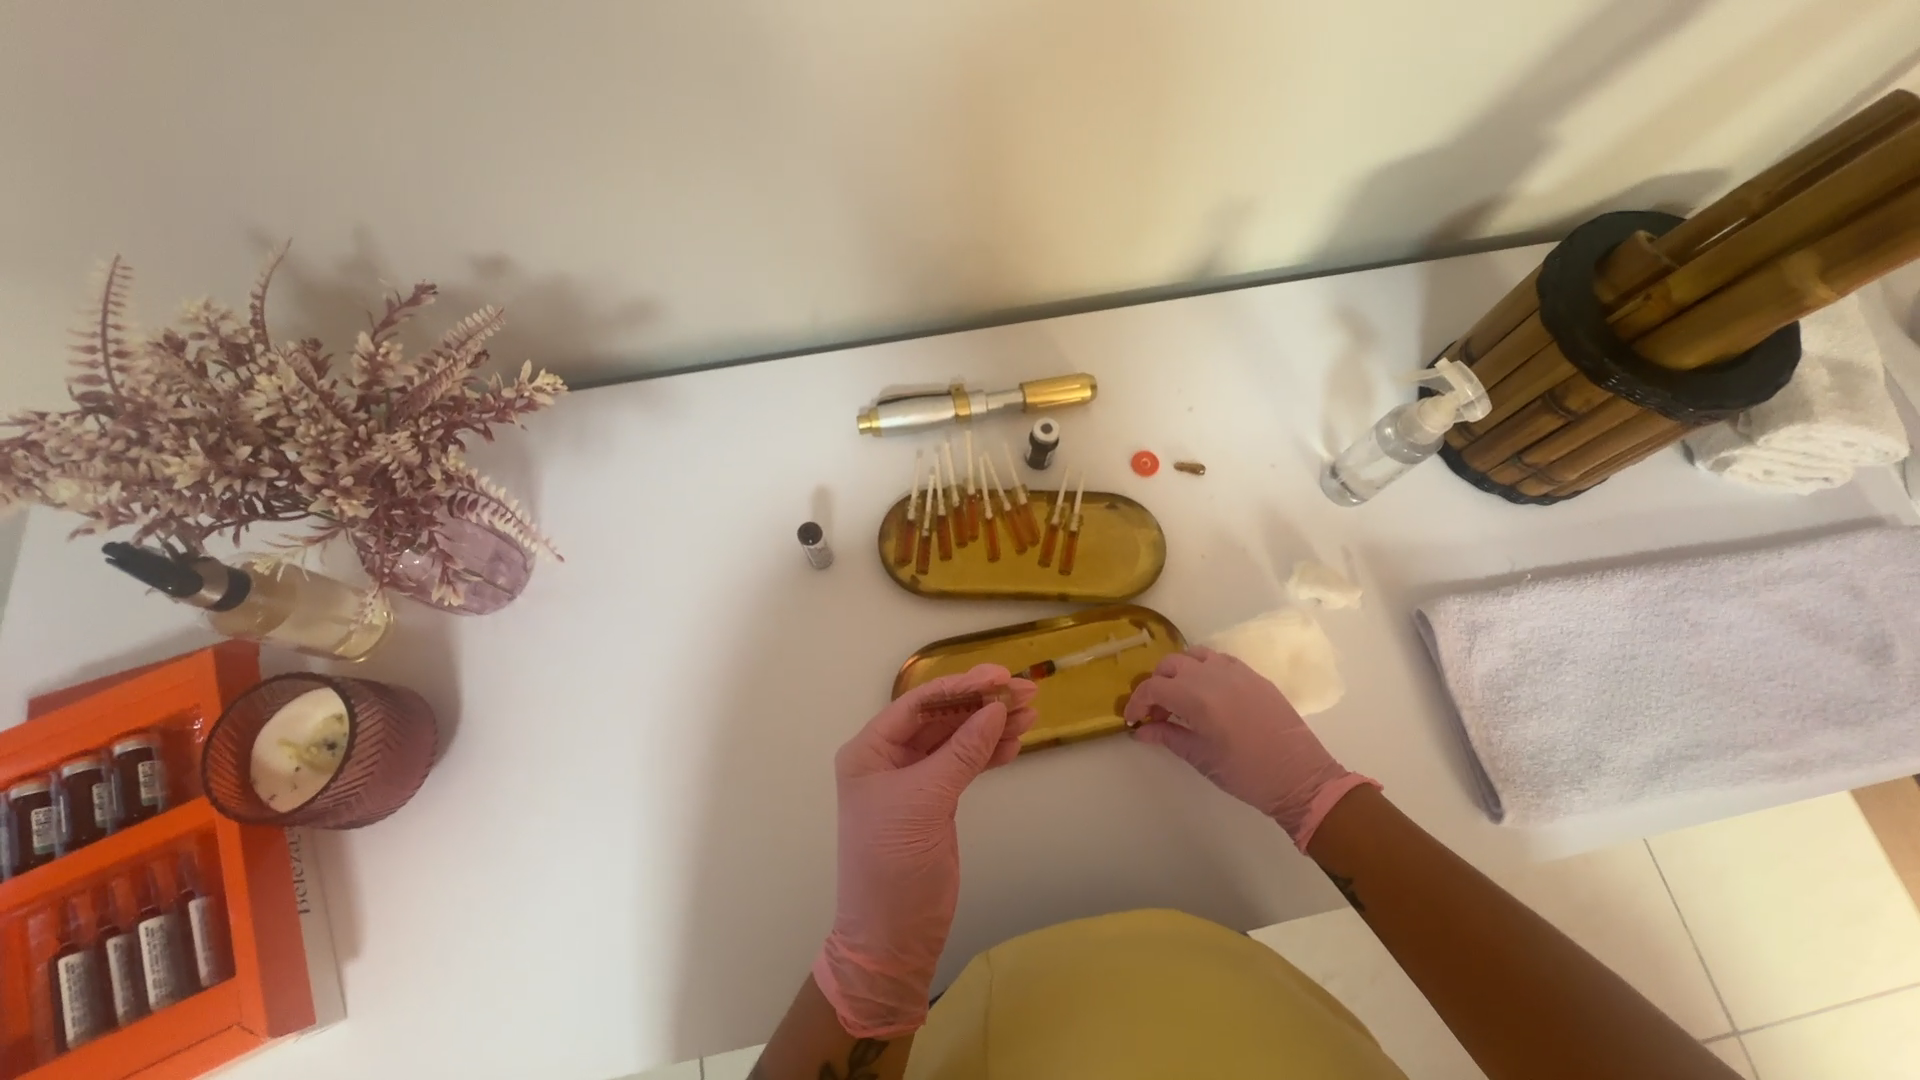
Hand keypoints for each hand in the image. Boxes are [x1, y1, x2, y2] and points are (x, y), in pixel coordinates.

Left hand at [813, 664, 1038, 1037]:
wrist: (892, 937)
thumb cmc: (893, 865)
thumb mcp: (924, 803)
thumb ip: (960, 752)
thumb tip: (996, 708)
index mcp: (869, 751)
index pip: (918, 704)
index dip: (960, 686)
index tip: (1001, 677)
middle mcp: (889, 759)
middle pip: (941, 717)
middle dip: (981, 704)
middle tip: (1028, 692)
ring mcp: (914, 781)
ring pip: (957, 740)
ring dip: (991, 726)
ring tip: (1032, 715)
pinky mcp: (936, 802)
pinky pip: (965, 765)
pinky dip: (989, 753)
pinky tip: (1014, 744)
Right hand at [1124, 646, 1376, 849]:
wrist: (1300, 777)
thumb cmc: (1247, 774)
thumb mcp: (1201, 759)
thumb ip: (1168, 737)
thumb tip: (1141, 731)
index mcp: (1198, 699)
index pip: (1153, 687)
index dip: (1137, 702)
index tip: (1133, 719)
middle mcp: (1214, 676)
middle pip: (1170, 665)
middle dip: (1156, 685)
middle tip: (1158, 713)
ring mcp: (1236, 672)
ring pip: (1194, 656)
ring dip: (1179, 673)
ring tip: (1181, 699)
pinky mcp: (1254, 675)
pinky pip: (1219, 660)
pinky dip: (1204, 669)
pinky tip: (1207, 694)